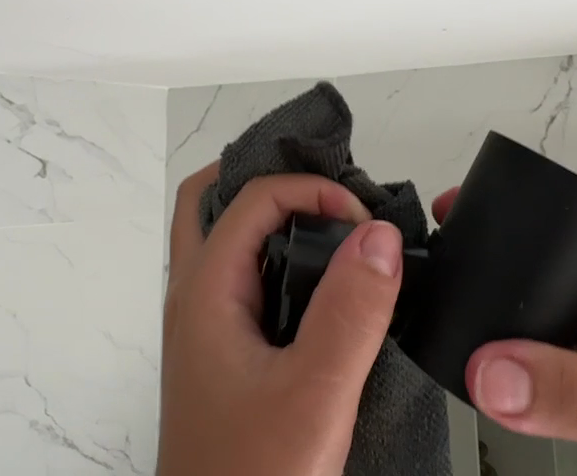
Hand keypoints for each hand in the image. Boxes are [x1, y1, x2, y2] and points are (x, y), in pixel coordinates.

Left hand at [158, 164, 403, 475]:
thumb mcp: (314, 395)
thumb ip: (351, 312)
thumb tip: (381, 235)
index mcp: (205, 290)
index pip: (252, 197)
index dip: (312, 191)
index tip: (365, 224)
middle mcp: (194, 296)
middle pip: (212, 202)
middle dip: (269, 182)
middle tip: (329, 195)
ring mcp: (205, 325)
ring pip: (227, 239)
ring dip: (274, 218)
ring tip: (336, 230)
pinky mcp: (223, 353)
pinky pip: (246, 279)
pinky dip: (280, 259)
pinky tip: (326, 286)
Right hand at [430, 189, 576, 475]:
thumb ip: (575, 393)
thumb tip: (482, 369)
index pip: (562, 222)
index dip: (504, 218)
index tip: (444, 222)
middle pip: (551, 273)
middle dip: (499, 281)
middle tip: (435, 283)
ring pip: (558, 325)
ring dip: (516, 333)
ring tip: (454, 329)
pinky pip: (569, 370)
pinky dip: (536, 375)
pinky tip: (503, 385)